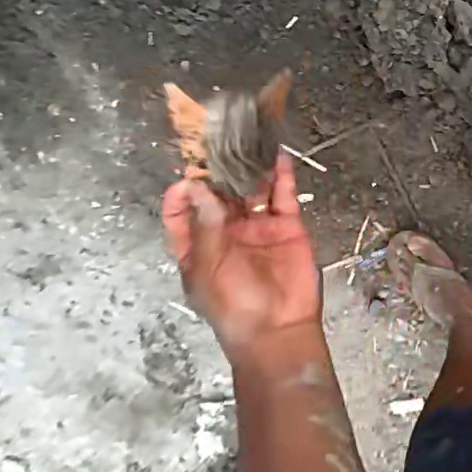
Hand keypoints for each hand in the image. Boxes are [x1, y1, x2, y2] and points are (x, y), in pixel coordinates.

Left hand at [162, 152, 319, 361]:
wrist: (278, 329)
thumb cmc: (233, 305)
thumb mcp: (208, 268)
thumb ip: (206, 226)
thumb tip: (200, 187)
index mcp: (197, 246)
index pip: (183, 212)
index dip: (183, 193)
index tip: (189, 175)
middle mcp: (227, 231)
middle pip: (220, 195)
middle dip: (220, 172)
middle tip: (222, 145)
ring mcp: (259, 227)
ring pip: (252, 190)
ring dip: (251, 169)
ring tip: (250, 143)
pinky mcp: (288, 225)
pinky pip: (283, 196)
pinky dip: (281, 176)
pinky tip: (277, 157)